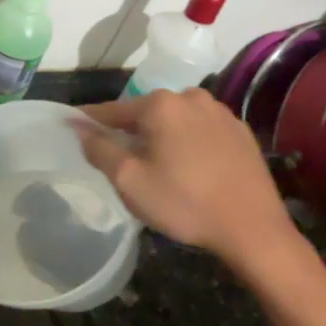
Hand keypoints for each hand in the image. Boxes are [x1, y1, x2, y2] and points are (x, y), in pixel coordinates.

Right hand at [77, 89, 299, 268]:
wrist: (253, 228)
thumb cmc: (184, 203)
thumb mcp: (129, 180)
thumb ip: (99, 149)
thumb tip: (77, 127)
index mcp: (160, 105)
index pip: (111, 110)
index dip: (89, 122)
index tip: (71, 129)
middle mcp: (191, 97)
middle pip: (145, 113)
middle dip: (129, 132)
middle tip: (120, 161)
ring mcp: (220, 113)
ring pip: (174, 120)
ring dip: (160, 137)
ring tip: (155, 166)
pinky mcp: (240, 131)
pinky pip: (200, 130)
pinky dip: (187, 142)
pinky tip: (188, 168)